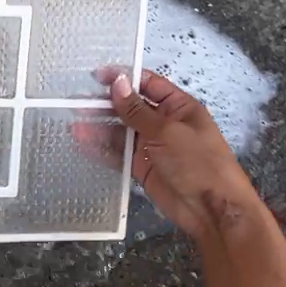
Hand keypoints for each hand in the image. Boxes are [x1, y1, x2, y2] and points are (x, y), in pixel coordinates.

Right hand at [72, 68, 264, 239]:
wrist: (211, 209)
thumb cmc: (198, 162)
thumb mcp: (167, 131)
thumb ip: (137, 110)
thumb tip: (117, 83)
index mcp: (178, 107)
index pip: (148, 84)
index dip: (123, 78)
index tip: (96, 76)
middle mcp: (164, 123)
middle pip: (130, 108)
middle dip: (104, 104)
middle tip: (76, 102)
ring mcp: (152, 145)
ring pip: (120, 131)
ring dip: (99, 127)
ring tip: (74, 125)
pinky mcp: (142, 166)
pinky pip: (118, 153)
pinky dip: (101, 149)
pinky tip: (83, 144)